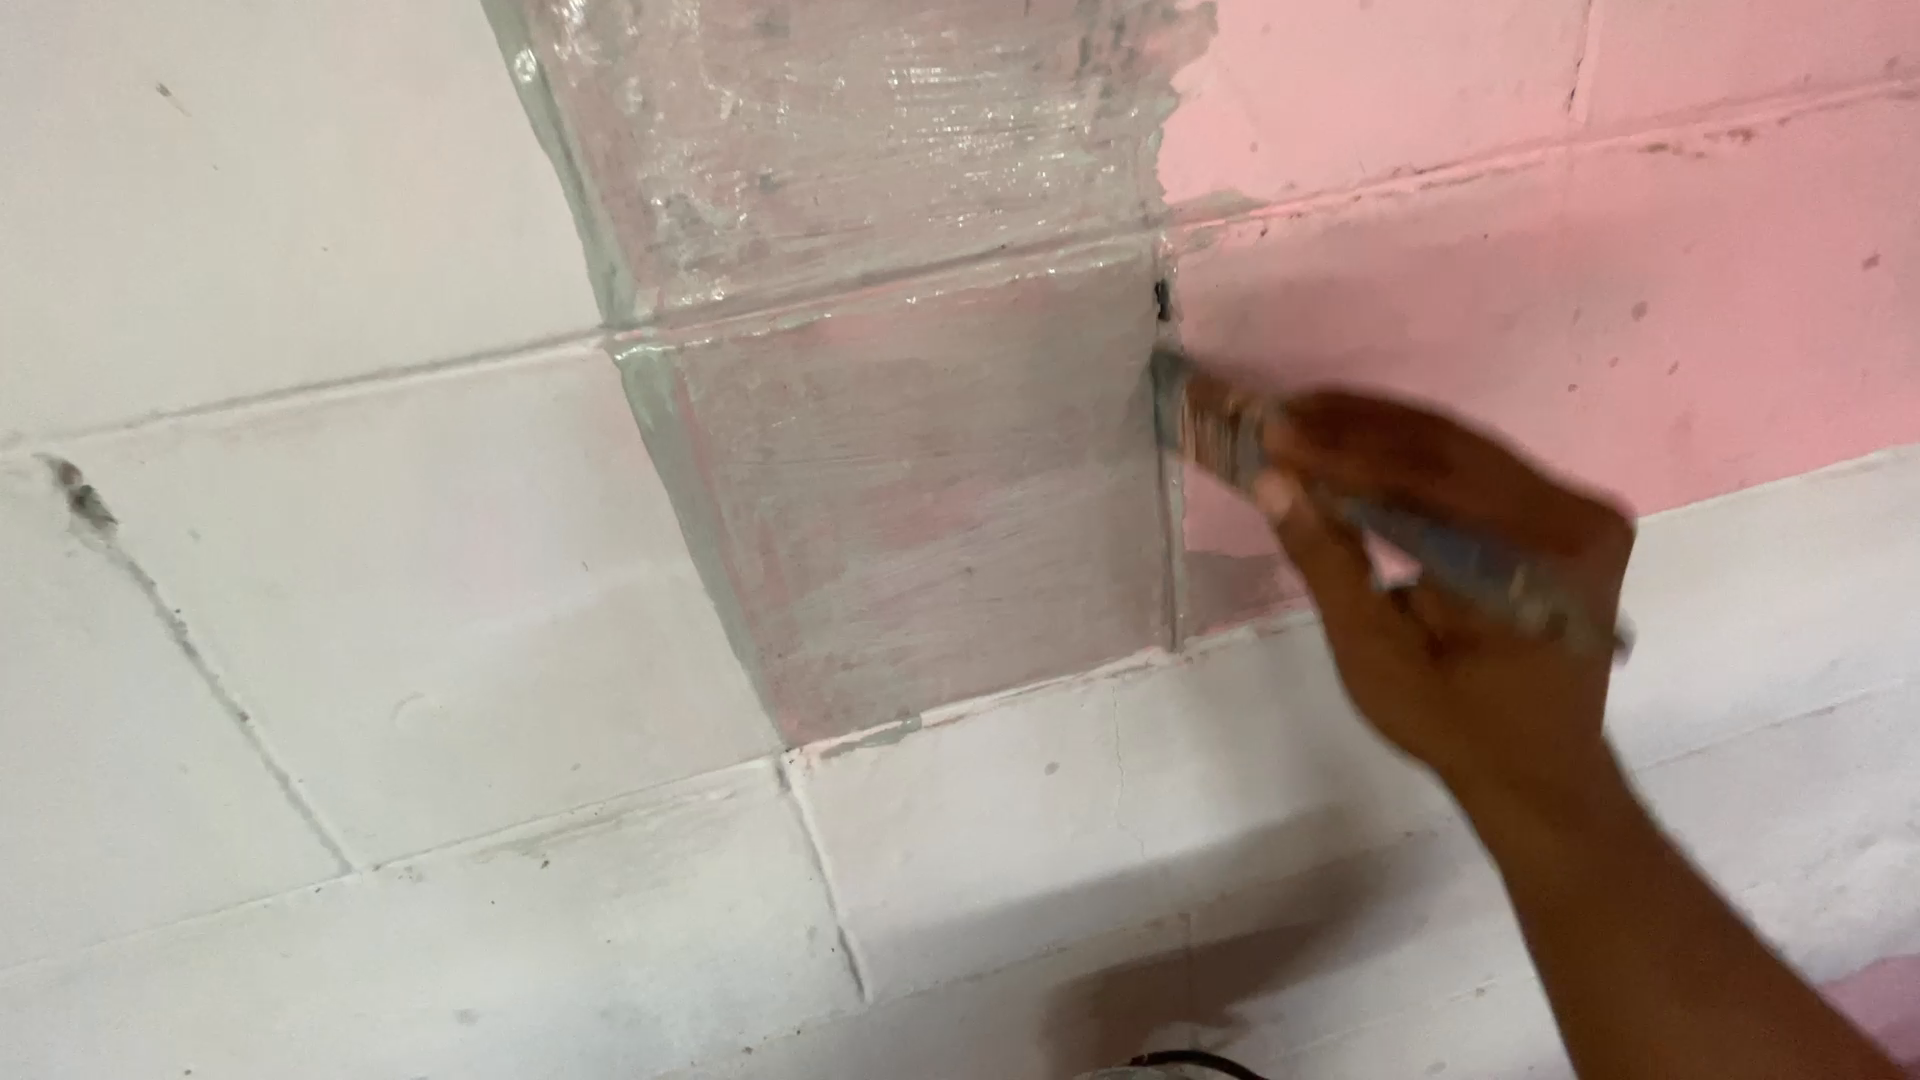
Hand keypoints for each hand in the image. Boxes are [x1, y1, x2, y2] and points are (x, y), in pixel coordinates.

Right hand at [1252, 390, 1635, 807]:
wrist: (1534, 771)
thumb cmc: (1451, 721)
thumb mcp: (1372, 649)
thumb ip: (1324, 558)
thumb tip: (1271, 482)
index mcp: (1541, 549)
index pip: (1426, 476)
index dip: (1341, 451)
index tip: (1273, 433)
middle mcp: (1574, 512)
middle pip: (1447, 447)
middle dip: (1354, 427)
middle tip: (1283, 413)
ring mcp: (1572, 510)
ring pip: (1457, 450)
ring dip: (1375, 433)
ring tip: (1305, 418)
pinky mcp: (1556, 518)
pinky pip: (1469, 472)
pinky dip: (1404, 459)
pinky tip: (1353, 447)